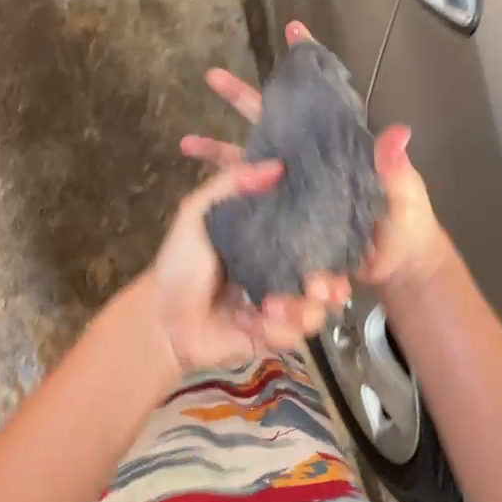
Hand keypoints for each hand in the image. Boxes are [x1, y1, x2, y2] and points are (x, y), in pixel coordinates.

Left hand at [137, 158, 348, 374]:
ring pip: (316, 310)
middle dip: (331, 283)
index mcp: (272, 240)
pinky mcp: (274, 335)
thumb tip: (277, 166)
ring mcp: (281, 306)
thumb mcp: (198, 214)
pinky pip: (294, 335)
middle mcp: (284, 271)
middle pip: (328, 277)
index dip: (331, 239)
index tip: (340, 239)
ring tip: (270, 307)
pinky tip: (250, 324)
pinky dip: (275, 330)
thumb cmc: (179, 264)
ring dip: (299, 309)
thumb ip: (231, 184)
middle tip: (318, 286)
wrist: (162, 319)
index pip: (314, 235)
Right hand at [185, 21, 450, 296]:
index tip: (293, 29)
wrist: (396, 271)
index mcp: (336, 148)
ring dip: (218, 150)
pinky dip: (223, 196)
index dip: (306, 67)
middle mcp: (308, 163)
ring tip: (185, 142)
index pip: (317, 100)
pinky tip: (199, 195)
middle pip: (270, 122)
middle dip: (241, 97)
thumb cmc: (405, 226)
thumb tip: (398, 132)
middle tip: (212, 76)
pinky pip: (247, 203)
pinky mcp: (282, 221)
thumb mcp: (404, 194)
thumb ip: (395, 168)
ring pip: (249, 162)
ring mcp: (291, 190)